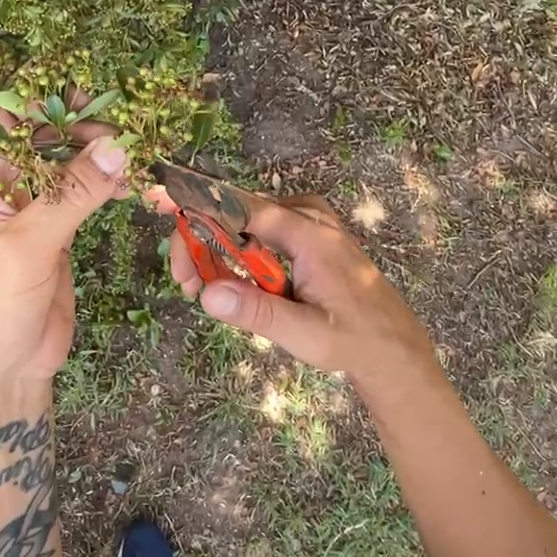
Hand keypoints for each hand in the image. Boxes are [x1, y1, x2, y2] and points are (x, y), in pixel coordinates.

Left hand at [0, 129, 129, 390]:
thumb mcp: (26, 245)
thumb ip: (72, 193)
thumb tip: (119, 146)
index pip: (13, 121)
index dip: (52, 103)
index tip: (97, 96)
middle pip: (44, 137)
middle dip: (83, 128)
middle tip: (126, 130)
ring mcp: (28, 204)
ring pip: (67, 162)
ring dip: (98, 153)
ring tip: (136, 147)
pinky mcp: (55, 228)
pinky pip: (82, 192)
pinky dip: (105, 182)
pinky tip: (131, 177)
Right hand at [160, 192, 430, 386]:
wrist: (396, 351)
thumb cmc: (356, 343)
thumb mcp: (307, 335)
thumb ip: (258, 314)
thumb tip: (207, 293)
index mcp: (309, 233)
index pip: (241, 208)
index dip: (198, 204)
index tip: (159, 205)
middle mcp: (307, 217)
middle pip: (237, 213)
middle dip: (201, 241)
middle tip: (184, 284)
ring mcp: (308, 224)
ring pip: (245, 222)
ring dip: (216, 250)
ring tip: (201, 289)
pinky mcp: (307, 236)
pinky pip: (260, 233)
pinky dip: (236, 253)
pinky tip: (230, 283)